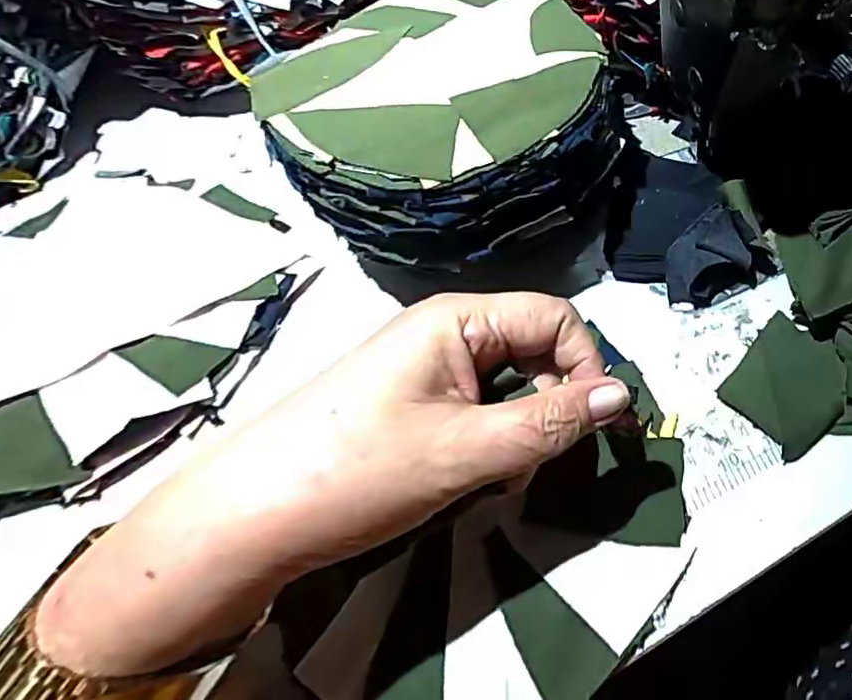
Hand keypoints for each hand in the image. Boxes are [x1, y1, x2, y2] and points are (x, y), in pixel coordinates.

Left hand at [32, 292, 630, 677]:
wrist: (227, 533)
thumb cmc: (352, 475)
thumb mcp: (465, 451)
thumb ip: (550, 421)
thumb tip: (623, 396)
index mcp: (460, 319)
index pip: (556, 318)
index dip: (585, 363)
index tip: (593, 420)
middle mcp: (450, 330)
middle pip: (537, 348)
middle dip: (554, 401)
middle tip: (545, 456)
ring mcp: (430, 365)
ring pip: (514, 381)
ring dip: (524, 425)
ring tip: (502, 474)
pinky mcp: (417, 399)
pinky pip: (484, 403)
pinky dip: (496, 437)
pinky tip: (476, 474)